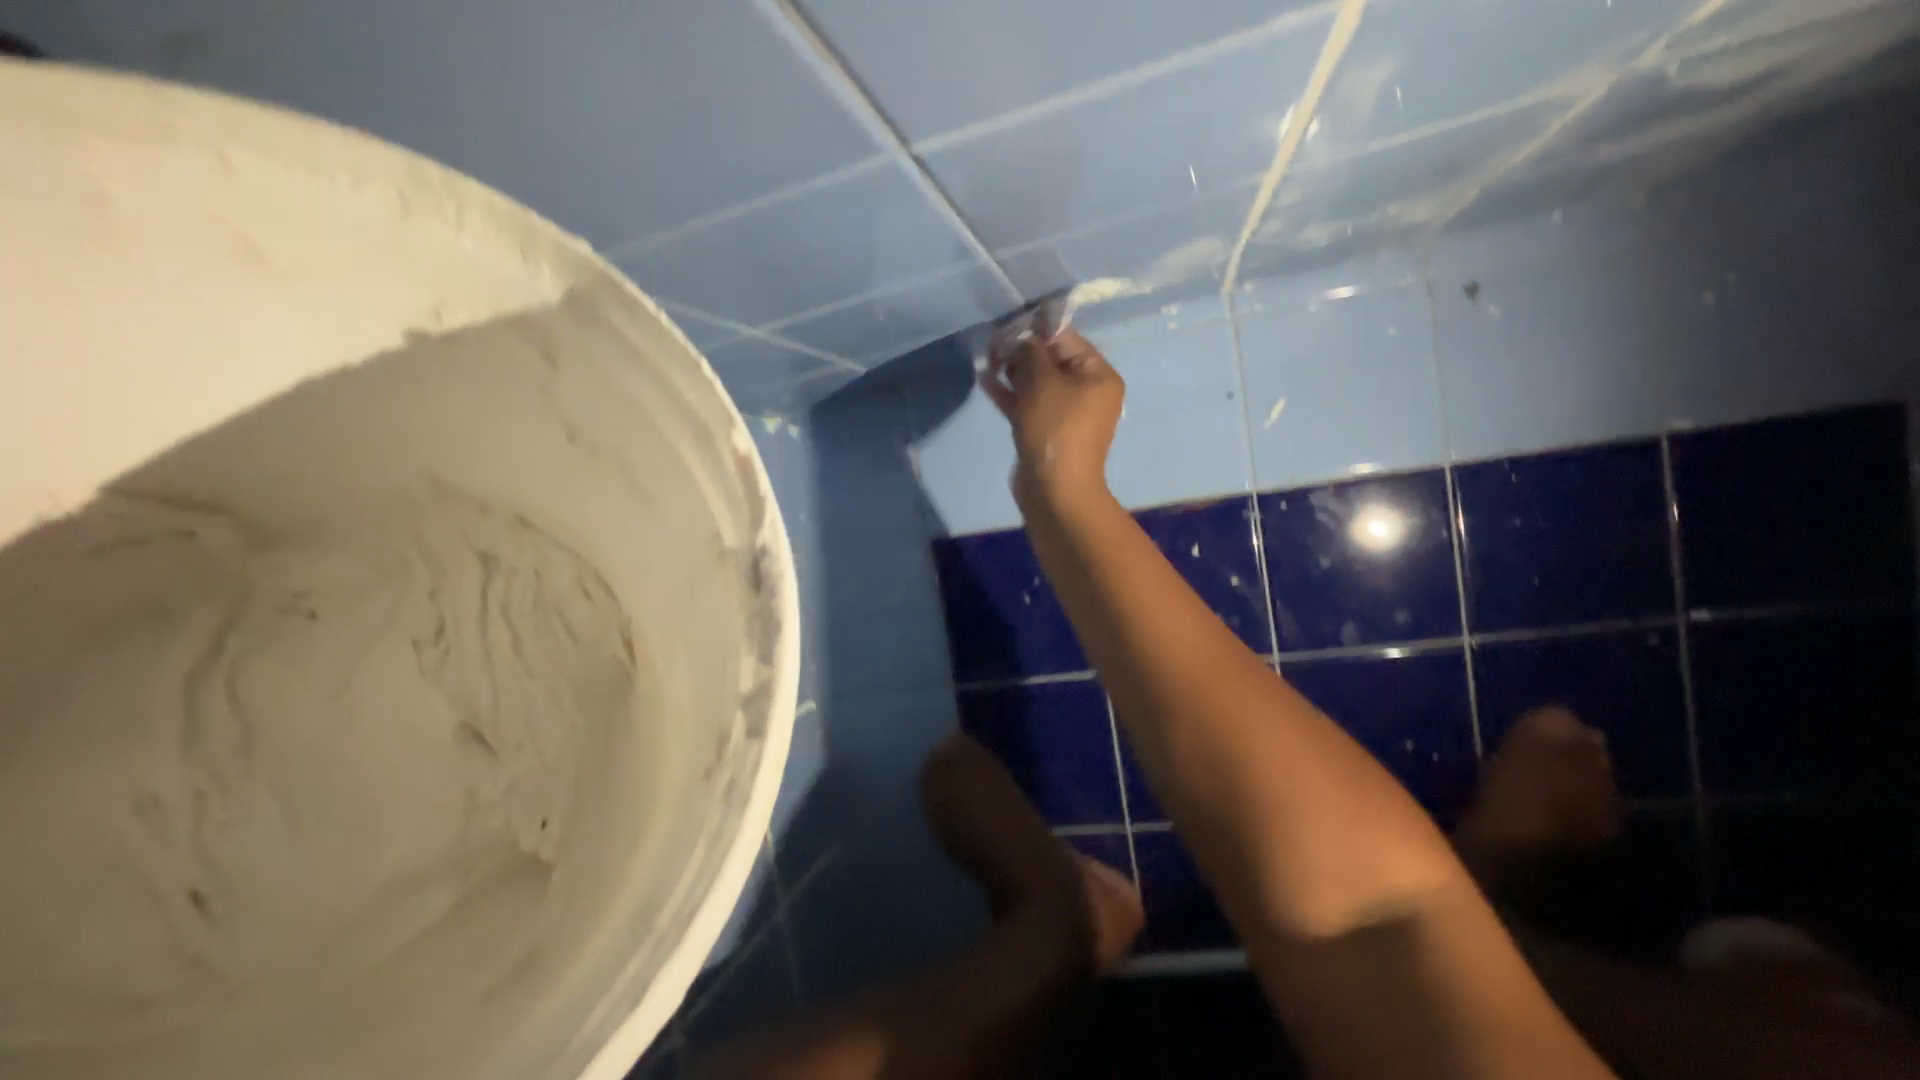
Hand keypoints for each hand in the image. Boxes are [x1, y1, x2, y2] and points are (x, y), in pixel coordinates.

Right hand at [979, 323, 1123, 514]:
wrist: (1054, 490)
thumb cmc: (1054, 429)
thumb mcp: (1042, 381)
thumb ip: (1030, 352)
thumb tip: (1021, 338)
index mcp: (1098, 375)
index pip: (1066, 339)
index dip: (1034, 329)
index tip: (1006, 327)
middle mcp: (1088, 391)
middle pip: (1051, 359)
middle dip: (1021, 351)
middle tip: (992, 346)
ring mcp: (1067, 413)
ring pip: (1037, 382)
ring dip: (1012, 371)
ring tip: (986, 361)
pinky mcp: (1047, 430)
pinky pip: (1029, 403)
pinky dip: (1010, 393)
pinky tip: (986, 380)